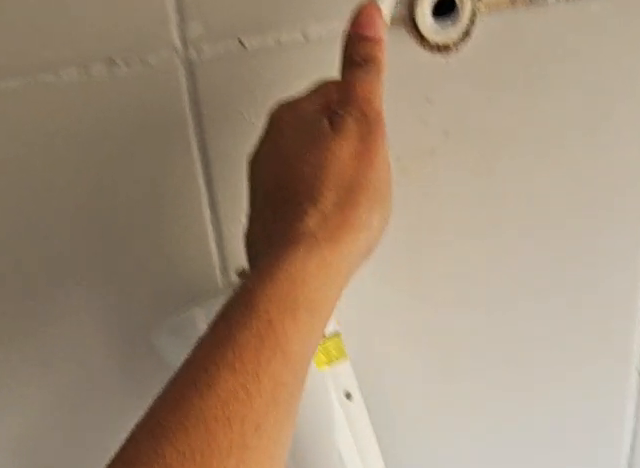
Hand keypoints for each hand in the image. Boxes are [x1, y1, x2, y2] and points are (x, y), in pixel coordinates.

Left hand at [244, 2, 392, 288]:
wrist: (303, 270)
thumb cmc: (333, 209)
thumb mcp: (365, 125)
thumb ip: (364, 69)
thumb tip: (364, 18)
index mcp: (292, 115)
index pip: (332, 92)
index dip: (362, 113)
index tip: (373, 128)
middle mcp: (270, 149)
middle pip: (316, 133)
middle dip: (341, 148)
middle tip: (366, 171)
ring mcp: (265, 189)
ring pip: (304, 172)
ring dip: (326, 182)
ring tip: (350, 203)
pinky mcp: (268, 224)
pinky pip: (296, 207)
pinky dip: (313, 213)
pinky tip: (332, 226)